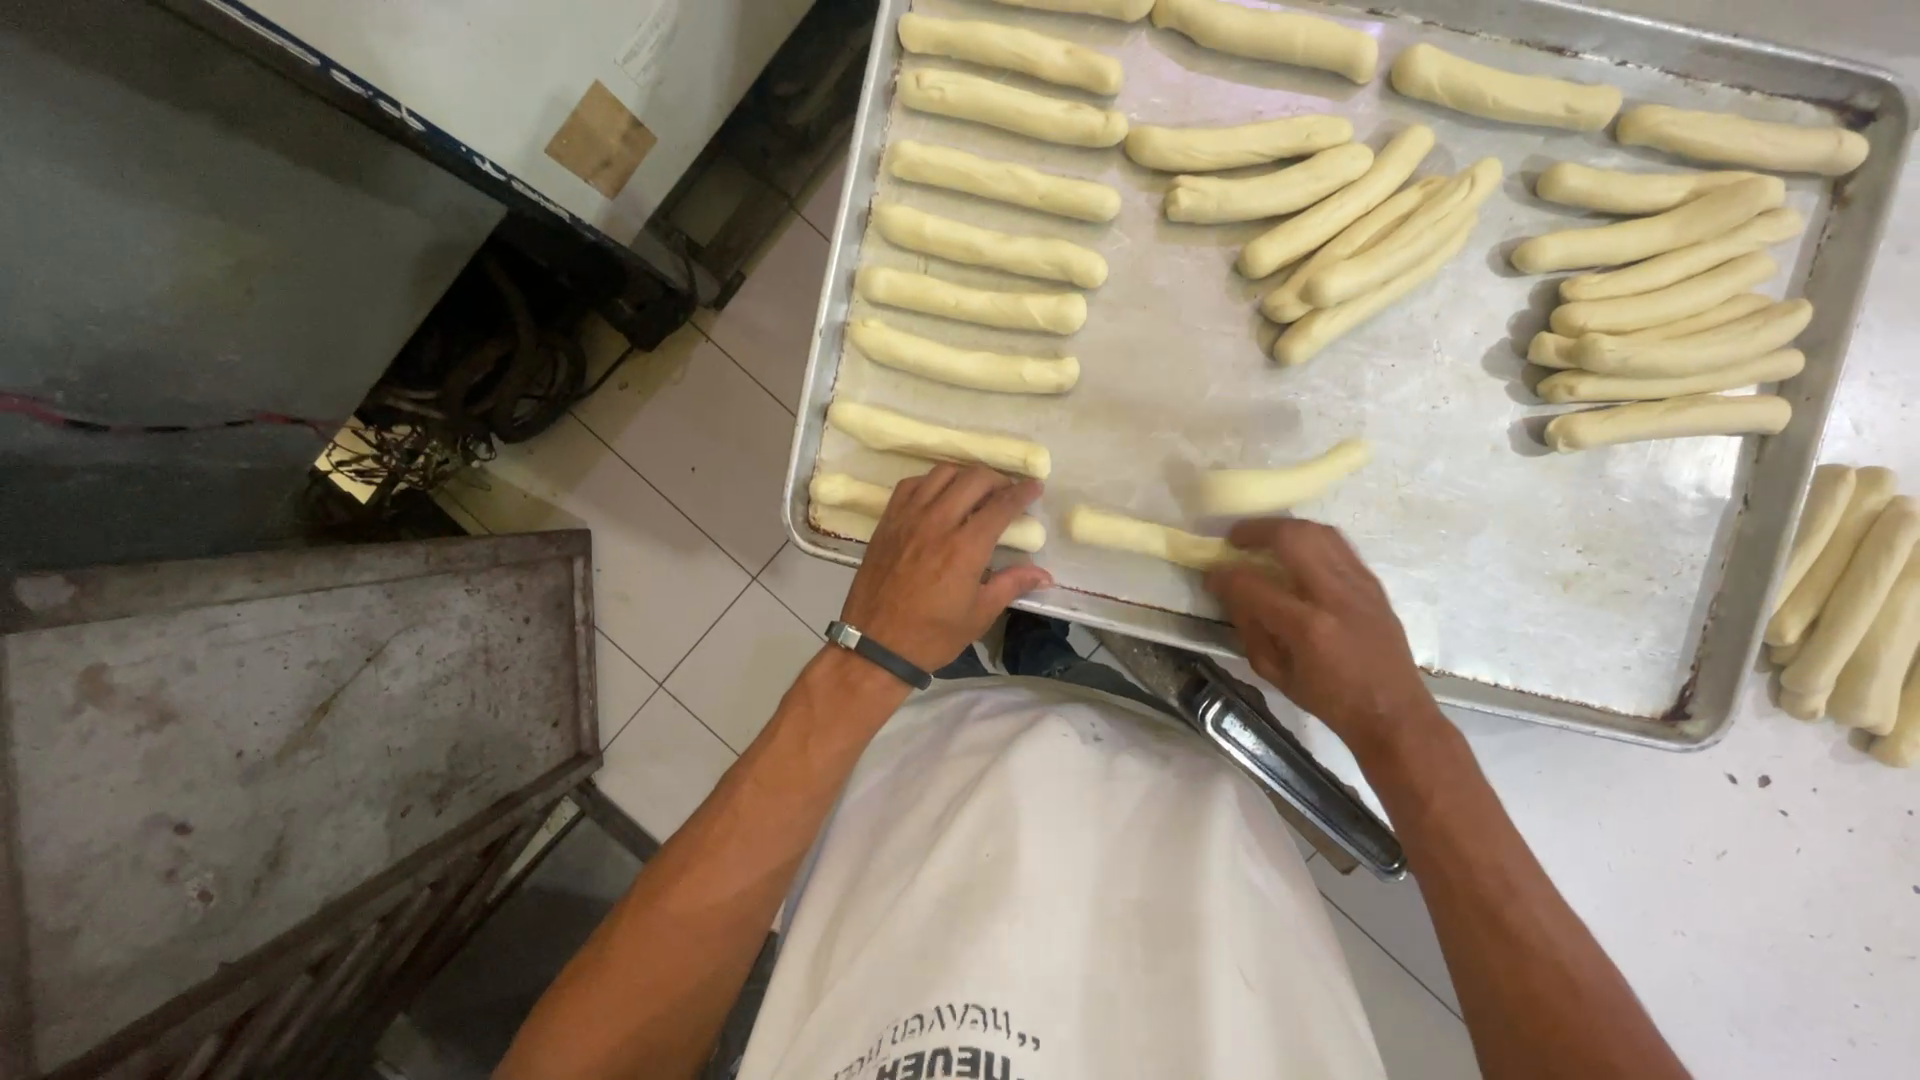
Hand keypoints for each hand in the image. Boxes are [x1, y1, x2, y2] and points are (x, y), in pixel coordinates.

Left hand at [839, 465, 1052, 670]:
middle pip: (974, 479)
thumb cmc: (933, 635)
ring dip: (965, 475)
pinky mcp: (888, 521)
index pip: (1001, 504)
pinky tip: (939, 495)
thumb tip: (1044, 575)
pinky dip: (932, 482)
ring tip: (975, 489)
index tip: (1035, 487)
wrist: (876, 645)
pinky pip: (911, 484)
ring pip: (942, 473)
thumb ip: (1012, 584)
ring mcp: (909, 518)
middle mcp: (938, 522)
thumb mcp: (980, 614)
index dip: (1023, 492)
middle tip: (1007, 491)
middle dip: (998, 479)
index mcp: (966, 547)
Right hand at [1204, 518, 1440, 753]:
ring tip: (1263, 537)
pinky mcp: (1373, 583)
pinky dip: (1310, 539)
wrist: (1393, 710)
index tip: (1210, 575)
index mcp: (1307, 627)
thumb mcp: (1275, 673)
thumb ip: (1250, 628)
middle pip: (1292, 538)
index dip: (1224, 576)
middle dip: (1255, 530)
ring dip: (1284, 528)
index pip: (1253, 584)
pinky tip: (1296, 551)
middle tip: (1235, 538)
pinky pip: (1338, 545)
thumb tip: (1232, 594)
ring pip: (1318, 531)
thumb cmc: (1329, 700)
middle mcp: (1335, 596)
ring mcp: (1359, 585)